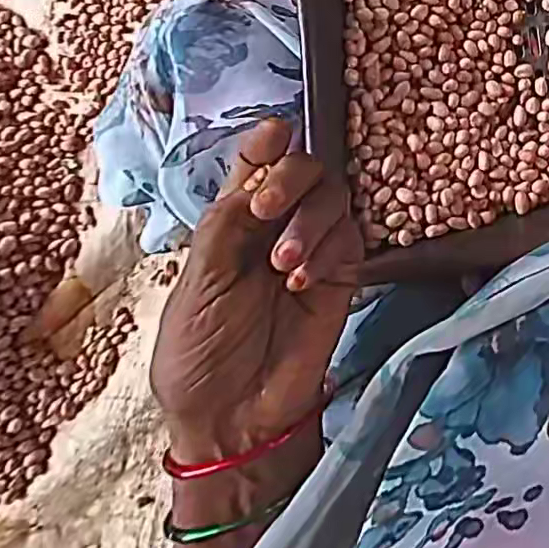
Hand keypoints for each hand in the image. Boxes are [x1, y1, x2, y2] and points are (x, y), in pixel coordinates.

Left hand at [150, 118, 359, 462]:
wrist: (232, 416)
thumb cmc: (200, 348)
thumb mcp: (198, 280)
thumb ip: (229, 219)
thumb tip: (264, 160)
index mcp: (238, 218)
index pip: (259, 163)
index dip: (268, 142)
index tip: (275, 131)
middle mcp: (281, 222)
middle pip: (305, 168)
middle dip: (291, 176)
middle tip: (267, 209)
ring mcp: (316, 244)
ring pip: (333, 196)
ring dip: (309, 220)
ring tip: (282, 263)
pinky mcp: (344, 271)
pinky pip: (350, 238)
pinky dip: (327, 250)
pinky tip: (301, 282)